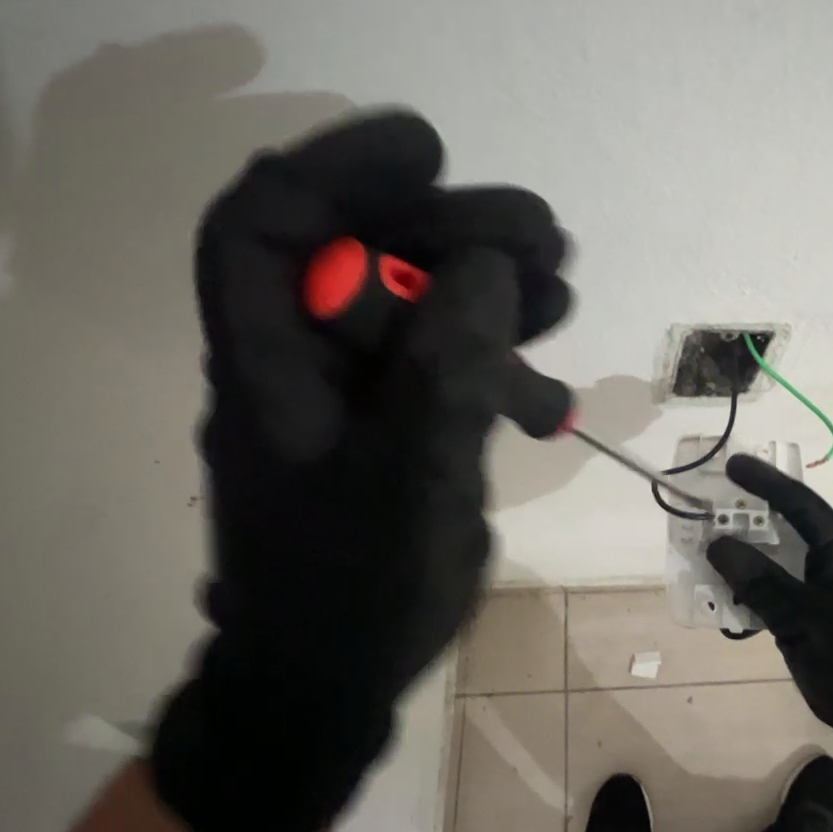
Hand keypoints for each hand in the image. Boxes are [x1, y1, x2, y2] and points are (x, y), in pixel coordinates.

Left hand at [153, 110, 570, 831]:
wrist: (332, 681)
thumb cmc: (350, 591)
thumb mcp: (406, 482)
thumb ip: (446, 371)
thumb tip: (491, 267)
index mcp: (269, 361)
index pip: (268, 222)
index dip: (340, 167)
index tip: (431, 150)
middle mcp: (307, 359)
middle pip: (368, 253)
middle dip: (460, 230)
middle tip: (547, 235)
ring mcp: (359, 393)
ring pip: (421, 303)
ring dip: (495, 289)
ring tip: (565, 293)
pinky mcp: (402, 424)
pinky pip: (453, 364)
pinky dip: (505, 365)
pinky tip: (552, 401)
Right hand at [706, 456, 832, 804]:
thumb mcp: (804, 619)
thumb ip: (760, 581)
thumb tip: (717, 543)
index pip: (803, 506)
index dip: (769, 483)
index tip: (733, 465)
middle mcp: (830, 569)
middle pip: (786, 530)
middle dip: (750, 516)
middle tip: (712, 505)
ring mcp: (819, 597)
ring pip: (775, 564)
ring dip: (743, 556)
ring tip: (707, 548)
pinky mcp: (808, 623)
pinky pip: (771, 594)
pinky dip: (746, 591)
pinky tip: (723, 598)